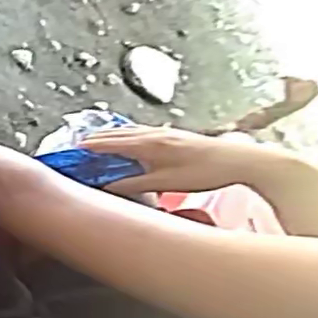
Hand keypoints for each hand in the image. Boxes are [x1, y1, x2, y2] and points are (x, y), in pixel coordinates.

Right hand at [80, 126, 277, 194]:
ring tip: (92, 139)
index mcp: (147, 145)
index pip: (106, 143)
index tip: (67, 153)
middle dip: (92, 139)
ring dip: (108, 134)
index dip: (85, 148)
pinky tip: (125, 137)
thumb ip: (131, 185)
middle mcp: (154, 135)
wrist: (250, 162)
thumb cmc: (207, 174)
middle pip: (114, 134)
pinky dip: (125, 133)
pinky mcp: (177, 134)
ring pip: (128, 130)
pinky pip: (142, 130)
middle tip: (73, 146)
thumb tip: (103, 187)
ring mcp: (167, 132)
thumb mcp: (164, 184)